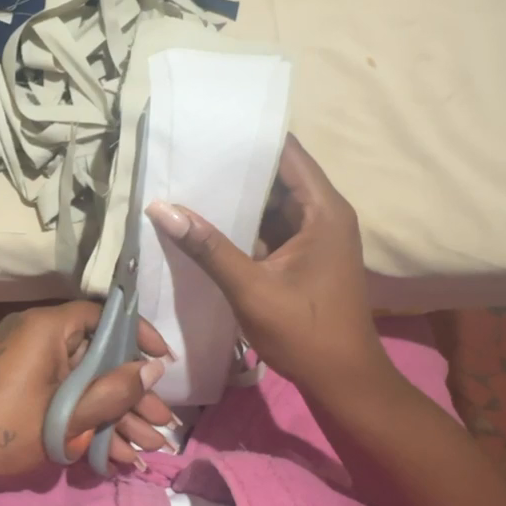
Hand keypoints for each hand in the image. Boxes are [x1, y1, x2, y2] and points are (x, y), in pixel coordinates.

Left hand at [0, 301, 177, 490]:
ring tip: (150, 448)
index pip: (101, 316)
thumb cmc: (8, 428)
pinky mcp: (22, 393)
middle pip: (97, 357)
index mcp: (46, 328)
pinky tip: (118, 456)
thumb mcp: (68, 414)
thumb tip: (154, 368)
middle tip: (163, 425)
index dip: (137, 336)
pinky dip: (88, 423)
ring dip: (116, 416)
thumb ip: (114, 391)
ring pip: (84, 384)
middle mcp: (37, 339)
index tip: (164, 361)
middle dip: (132, 395)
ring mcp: (28, 367)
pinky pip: (64, 398)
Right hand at [144, 136, 391, 397]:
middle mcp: (322, 215)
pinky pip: (268, 228)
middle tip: (187, 152)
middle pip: (276, 176)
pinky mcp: (301, 257)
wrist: (344, 380)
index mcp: (323, 211)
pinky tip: (203, 221)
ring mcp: (313, 237)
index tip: (211, 125)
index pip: (288, 154)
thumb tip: (162, 209)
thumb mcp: (251, 288)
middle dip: (235, 166)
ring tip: (187, 179)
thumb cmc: (306, 331)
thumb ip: (208, 247)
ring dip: (235, 197)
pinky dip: (240, 224)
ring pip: (269, 204)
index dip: (252, 138)